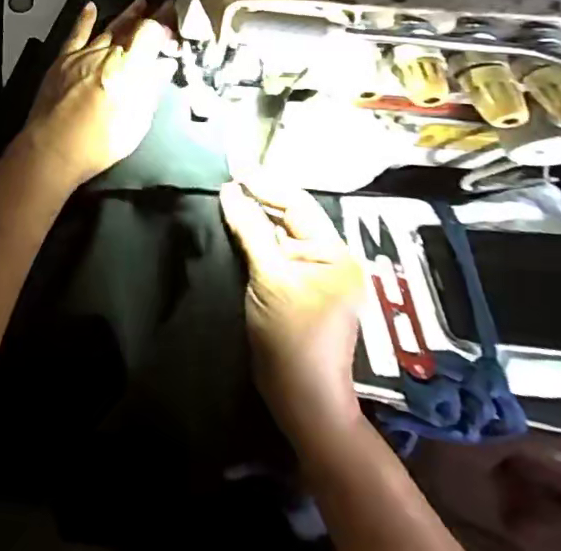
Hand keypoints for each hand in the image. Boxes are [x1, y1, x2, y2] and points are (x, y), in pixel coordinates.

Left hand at [18, 0, 176, 185]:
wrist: (51, 148)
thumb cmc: (97, 143)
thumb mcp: (136, 122)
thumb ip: (150, 90)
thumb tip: (161, 68)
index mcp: (127, 68)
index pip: (150, 32)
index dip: (164, 24)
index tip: (173, 20)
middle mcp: (105, 54)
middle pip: (131, 28)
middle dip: (149, 17)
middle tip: (162, 8)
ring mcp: (82, 55)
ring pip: (108, 28)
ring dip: (125, 16)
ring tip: (139, 4)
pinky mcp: (62, 60)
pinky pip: (76, 34)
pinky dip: (84, 20)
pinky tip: (90, 8)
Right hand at [218, 182, 365, 436]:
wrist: (300, 393)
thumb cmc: (290, 334)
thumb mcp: (268, 277)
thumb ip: (250, 229)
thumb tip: (230, 189)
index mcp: (336, 253)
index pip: (297, 205)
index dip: (265, 184)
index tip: (232, 167)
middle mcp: (331, 259)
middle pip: (289, 217)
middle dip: (258, 198)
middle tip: (224, 180)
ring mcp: (315, 275)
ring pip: (280, 234)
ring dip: (254, 217)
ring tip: (225, 198)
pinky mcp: (297, 288)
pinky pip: (275, 252)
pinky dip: (255, 238)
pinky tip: (234, 228)